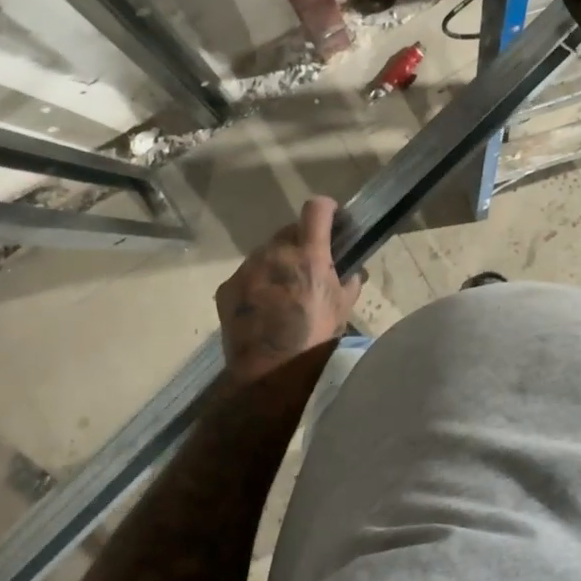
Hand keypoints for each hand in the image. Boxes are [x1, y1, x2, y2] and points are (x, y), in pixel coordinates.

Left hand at [215, 196, 362, 381]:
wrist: (271, 372)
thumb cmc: (315, 338)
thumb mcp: (343, 309)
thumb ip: (349, 283)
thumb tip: (353, 272)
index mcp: (309, 253)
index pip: (316, 208)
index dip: (326, 209)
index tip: (331, 218)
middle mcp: (275, 252)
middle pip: (289, 231)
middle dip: (301, 242)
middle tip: (308, 266)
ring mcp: (247, 268)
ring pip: (265, 253)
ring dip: (277, 263)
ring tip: (283, 292)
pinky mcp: (228, 287)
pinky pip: (246, 275)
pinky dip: (256, 283)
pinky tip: (262, 308)